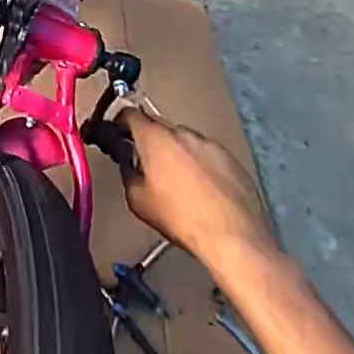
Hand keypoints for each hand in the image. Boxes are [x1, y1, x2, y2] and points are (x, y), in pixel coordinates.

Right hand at [115, 106, 271, 262]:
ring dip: (176, 150)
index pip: (129, 114)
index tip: (119, 133)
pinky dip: (200, 162)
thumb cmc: (182, 218)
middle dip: (149, 138)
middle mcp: (181, 132)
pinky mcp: (231, 158)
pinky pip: (206, 152)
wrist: (234, 239)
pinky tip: (203, 187)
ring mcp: (209, 143)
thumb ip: (127, 173)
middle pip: (157, 124)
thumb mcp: (137, 200)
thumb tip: (130, 166)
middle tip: (148, 162)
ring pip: (183, 138)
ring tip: (179, 179)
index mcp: (154, 137)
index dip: (121, 122)